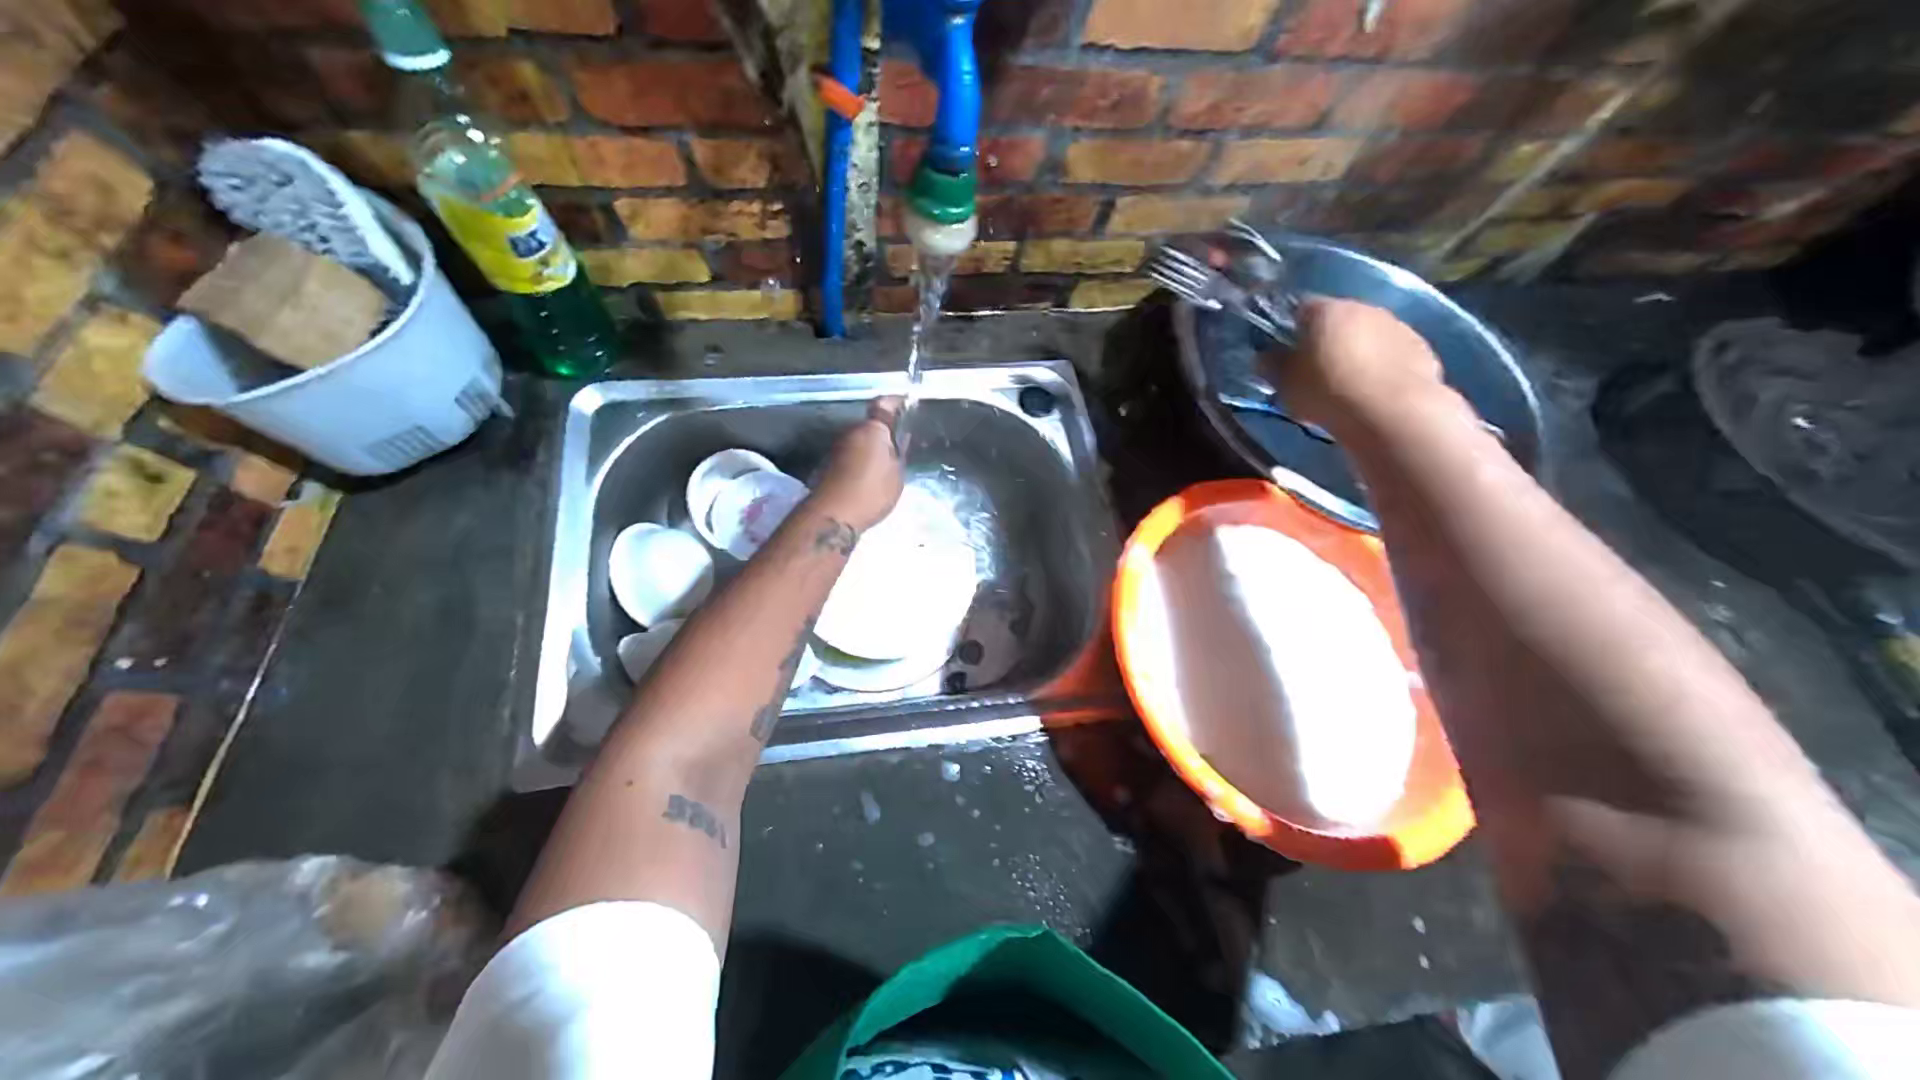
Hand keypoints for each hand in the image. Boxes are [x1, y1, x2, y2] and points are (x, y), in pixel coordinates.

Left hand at [807, 397, 904, 532]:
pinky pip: (851, 455)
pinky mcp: (828, 464)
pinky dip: (860, 461)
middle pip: (870, 425)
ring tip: (886, 465)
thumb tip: (900, 437)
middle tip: (900, 446)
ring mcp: (837, 448)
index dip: (896, 403)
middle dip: (884, 432)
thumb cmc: (870, 492)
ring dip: (871, 448)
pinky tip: (869, 476)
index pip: (884, 405)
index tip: (906, 403)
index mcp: (871, 429)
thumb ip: (899, 452)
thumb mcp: (896, 474)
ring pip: (860, 441)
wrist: (832, 516)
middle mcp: (851, 432)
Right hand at [1264, 298, 1446, 430]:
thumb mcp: (1285, 385)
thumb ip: (1273, 365)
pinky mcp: (1422, 348)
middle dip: (1327, 338)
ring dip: (1358, 351)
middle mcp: (1364, 308)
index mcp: (1326, 310)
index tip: (1285, 351)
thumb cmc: (1327, 392)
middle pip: (1339, 318)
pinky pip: (1393, 352)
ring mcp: (1398, 326)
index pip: (1300, 308)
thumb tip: (1265, 355)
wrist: (1392, 412)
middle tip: (1316, 369)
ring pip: (1369, 334)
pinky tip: (1376, 391)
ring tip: (1349, 384)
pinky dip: (1383, 365)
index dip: (1291, 328)